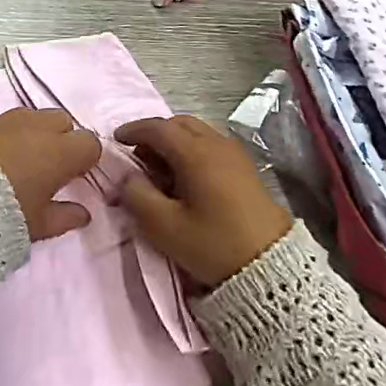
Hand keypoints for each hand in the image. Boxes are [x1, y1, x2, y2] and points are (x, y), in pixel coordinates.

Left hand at [0, 108, 101, 239]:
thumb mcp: (36, 226)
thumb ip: (64, 217)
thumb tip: (83, 215)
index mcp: (60, 152)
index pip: (90, 144)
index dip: (84, 160)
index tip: (72, 178)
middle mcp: (38, 128)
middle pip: (63, 123)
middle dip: (61, 140)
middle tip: (46, 167)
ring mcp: (7, 120)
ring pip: (33, 118)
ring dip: (33, 135)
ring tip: (17, 162)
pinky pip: (3, 123)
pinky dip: (5, 136)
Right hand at [117, 115, 292, 285]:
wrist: (269, 261)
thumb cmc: (214, 243)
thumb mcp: (166, 228)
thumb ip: (139, 197)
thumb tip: (127, 177)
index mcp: (196, 153)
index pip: (159, 128)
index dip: (134, 130)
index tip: (116, 139)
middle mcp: (216, 144)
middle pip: (180, 124)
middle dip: (155, 134)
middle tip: (137, 157)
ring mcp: (234, 153)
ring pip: (197, 132)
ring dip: (174, 142)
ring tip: (158, 170)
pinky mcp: (244, 166)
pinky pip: (210, 144)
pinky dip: (191, 150)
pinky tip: (184, 177)